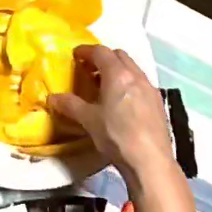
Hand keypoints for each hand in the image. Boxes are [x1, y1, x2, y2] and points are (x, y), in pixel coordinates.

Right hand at [48, 45, 174, 180]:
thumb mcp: (89, 120)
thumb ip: (70, 105)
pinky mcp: (158, 102)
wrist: (150, 160)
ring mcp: (150, 88)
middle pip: (119, 56)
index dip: (86, 51)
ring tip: (104, 85)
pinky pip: (140, 82)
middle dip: (103, 58)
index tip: (75, 55)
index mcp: (118, 74)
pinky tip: (122, 101)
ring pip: (132, 68)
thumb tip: (53, 97)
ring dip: (117, 70)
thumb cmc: (117, 136)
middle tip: (89, 69)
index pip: (101, 52)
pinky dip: (128, 82)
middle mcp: (136, 75)